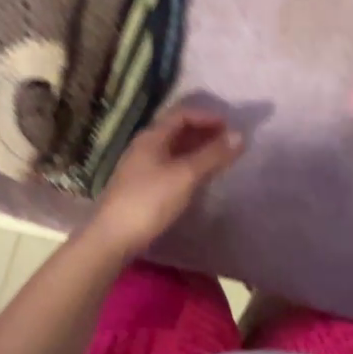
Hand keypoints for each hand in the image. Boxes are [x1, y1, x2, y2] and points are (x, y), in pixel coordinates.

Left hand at [87, 106, 243, 255]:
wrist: (111, 239)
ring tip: (219, 159)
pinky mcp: (140, 187)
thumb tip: (241, 135)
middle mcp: (144, 146)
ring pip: (173, 149)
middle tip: (228, 142)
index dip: (207, 116)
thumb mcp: (185, 175)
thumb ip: (213, 155)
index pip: (182, 114)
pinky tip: (198, 179)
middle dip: (204, 132)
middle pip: (177, 130)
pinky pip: (169, 166)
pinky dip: (188, 165)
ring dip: (197, 150)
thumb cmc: (149, 201)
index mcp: (152, 136)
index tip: (230, 127)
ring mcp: (140, 167)